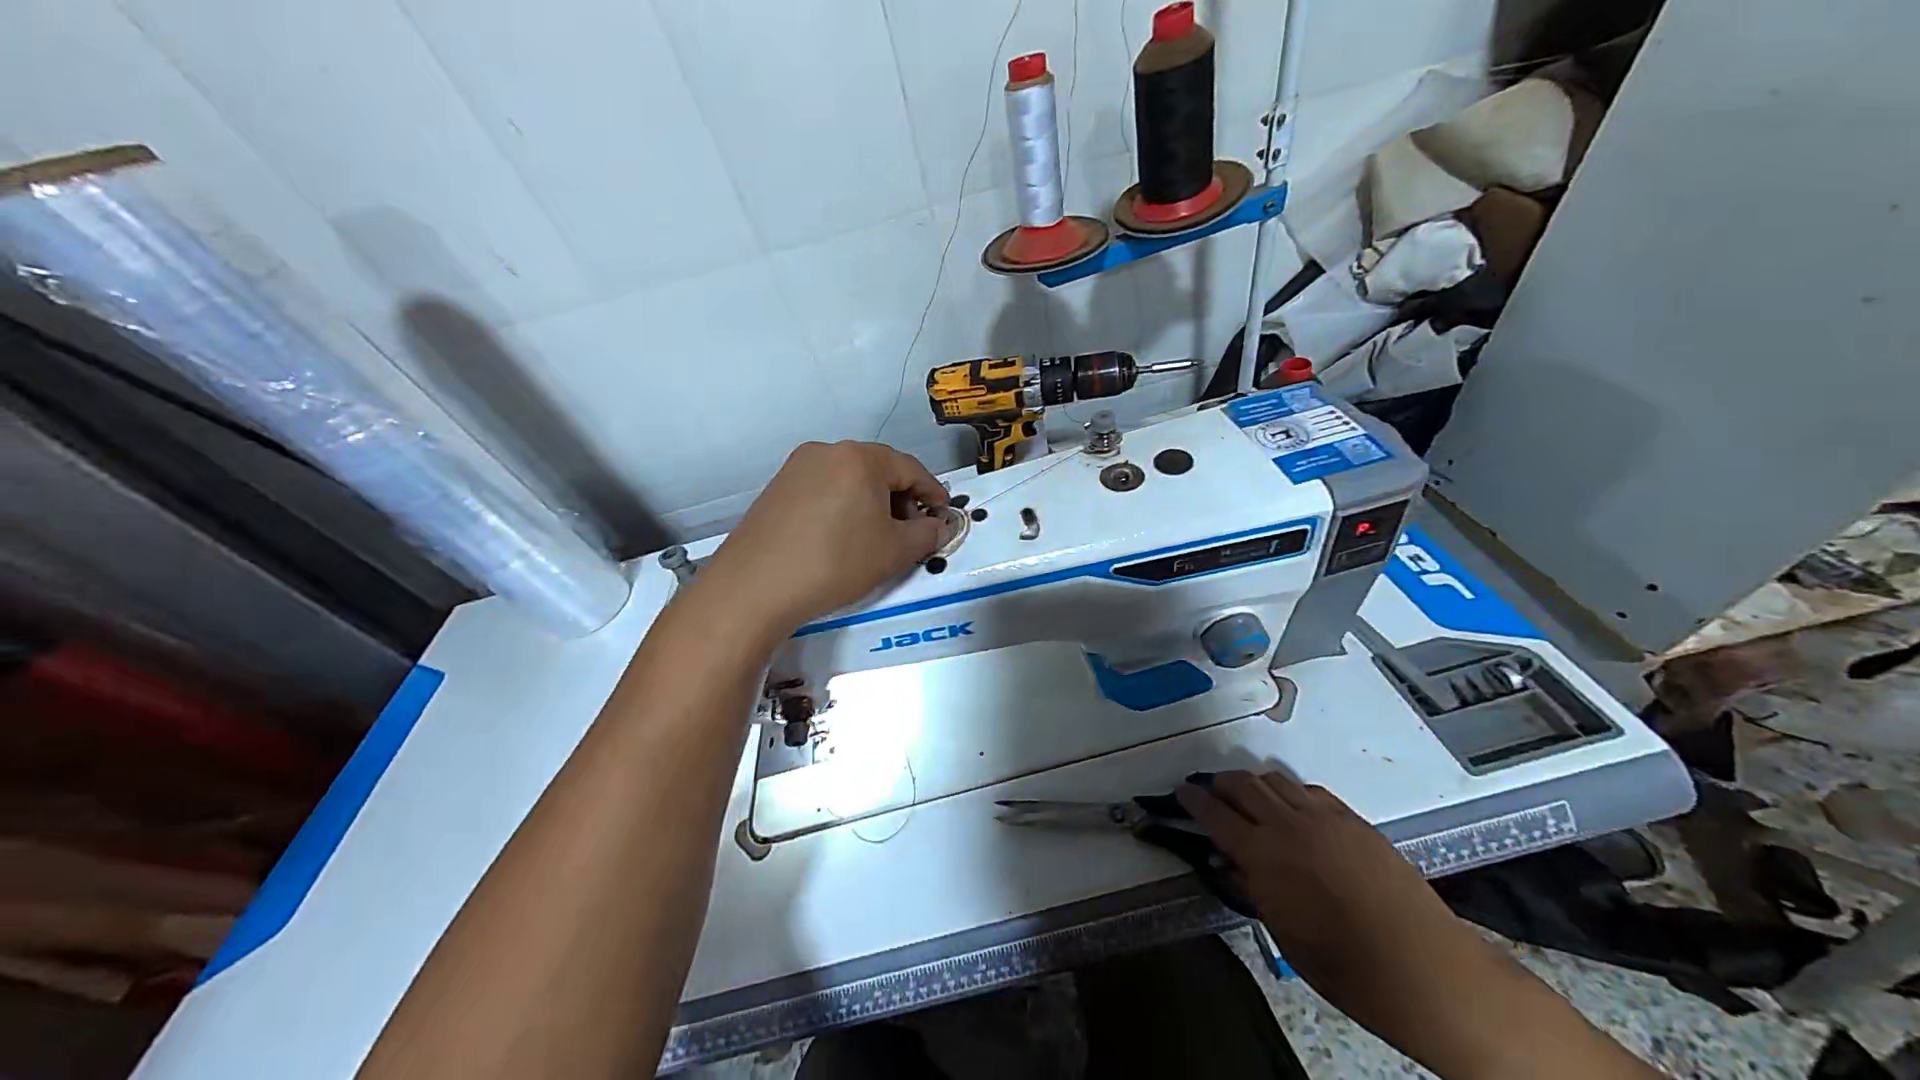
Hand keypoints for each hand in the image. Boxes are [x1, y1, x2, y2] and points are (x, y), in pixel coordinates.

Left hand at [699, 441, 948, 635]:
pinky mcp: (776, 489)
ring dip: (871, 504)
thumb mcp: (894, 552)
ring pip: (849, 480)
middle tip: (909, 534)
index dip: (932, 493)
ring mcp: (796, 468)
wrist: (755, 587)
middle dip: (901, 500)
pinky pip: (823, 490)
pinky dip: (842, 508)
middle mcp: (826, 451)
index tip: (942, 516)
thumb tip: (939, 526)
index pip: (911, 468)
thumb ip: (927, 534)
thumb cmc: (835, 563)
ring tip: (875, 539)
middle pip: (878, 470)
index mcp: (860, 457)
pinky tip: (841, 539)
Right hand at [1175, 771, 1469, 1001]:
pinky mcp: (1353, 821)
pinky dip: (1291, 794)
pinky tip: (1293, 810)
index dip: (1193, 801)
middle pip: (1242, 784)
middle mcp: (1288, 825)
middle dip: (1220, 784)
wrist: (1421, 967)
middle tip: (1211, 793)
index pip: (1215, 815)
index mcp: (1262, 854)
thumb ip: (1252, 888)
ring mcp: (1324, 818)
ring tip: (1249, 798)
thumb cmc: (1342, 965)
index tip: (1181, 793)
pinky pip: (1310, 792)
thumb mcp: (1282, 931)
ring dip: (1255, 784)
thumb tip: (1231, 864)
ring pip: (1276, 780)